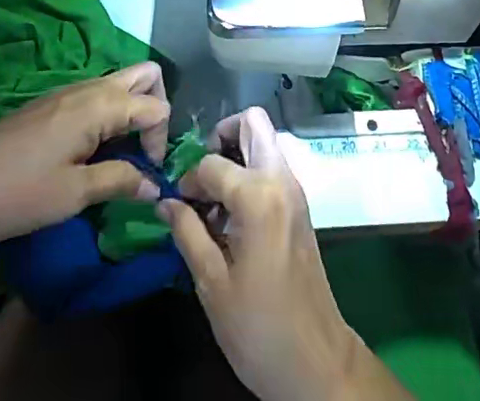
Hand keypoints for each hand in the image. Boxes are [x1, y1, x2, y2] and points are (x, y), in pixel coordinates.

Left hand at [0, 63, 169, 312]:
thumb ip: (121, 181)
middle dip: (155, 107)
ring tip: (119, 154)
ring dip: (130, 111)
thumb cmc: (15, 193)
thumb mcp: (75, 194)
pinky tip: (91, 151)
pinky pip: (94, 95)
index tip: (147, 175)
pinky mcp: (48, 105)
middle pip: (144, 75)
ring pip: (118, 84)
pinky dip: (108, 114)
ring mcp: (65, 93)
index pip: (156, 106)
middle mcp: (88, 88)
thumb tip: (154, 185)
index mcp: (100, 104)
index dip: (160, 140)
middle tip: (143, 149)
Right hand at [159, 107, 408, 400]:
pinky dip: (248, 173)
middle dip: (220, 136)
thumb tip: (165, 202)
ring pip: (264, 142)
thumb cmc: (257, 324)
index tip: (175, 205)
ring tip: (208, 201)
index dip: (186, 180)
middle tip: (198, 176)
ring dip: (235, 155)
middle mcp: (282, 179)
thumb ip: (187, 232)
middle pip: (253, 122)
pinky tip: (227, 215)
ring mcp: (295, 189)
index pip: (211, 162)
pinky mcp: (299, 204)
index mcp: (259, 194)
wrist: (314, 356)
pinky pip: (271, 167)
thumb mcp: (211, 281)